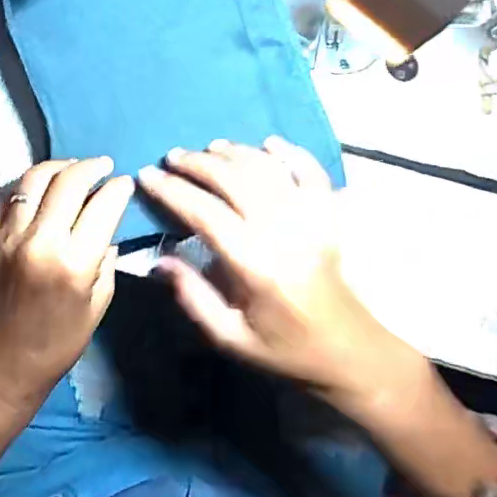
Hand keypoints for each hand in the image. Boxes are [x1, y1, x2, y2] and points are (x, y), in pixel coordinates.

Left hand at [0, 158, 134, 417]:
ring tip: (74, 168)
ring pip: (34, 179)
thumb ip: (105, 258)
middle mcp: (39, 240)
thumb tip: (106, 222)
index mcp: (73, 262)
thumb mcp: (99, 303)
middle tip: (103, 166)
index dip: (118, 188)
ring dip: (59, 167)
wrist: (3, 358)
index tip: (125, 182)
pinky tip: (45, 185)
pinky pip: (11, 195)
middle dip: (91, 168)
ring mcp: (9, 234)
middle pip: (68, 182)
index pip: (101, 207)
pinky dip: (31, 184)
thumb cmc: (60, 340)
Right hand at [136, 138, 427, 417]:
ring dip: (235, 152)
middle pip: (234, 180)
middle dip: (197, 163)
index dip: (172, 190)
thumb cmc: (284, 348)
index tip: (147, 175)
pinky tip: (268, 143)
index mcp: (255, 265)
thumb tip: (159, 260)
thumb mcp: (229, 336)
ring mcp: (310, 221)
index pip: (204, 213)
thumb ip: (192, 296)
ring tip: (208, 148)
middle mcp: (283, 234)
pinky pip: (312, 173)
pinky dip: (291, 153)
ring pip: (267, 169)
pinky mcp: (328, 218)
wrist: (349, 353)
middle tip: (171, 157)